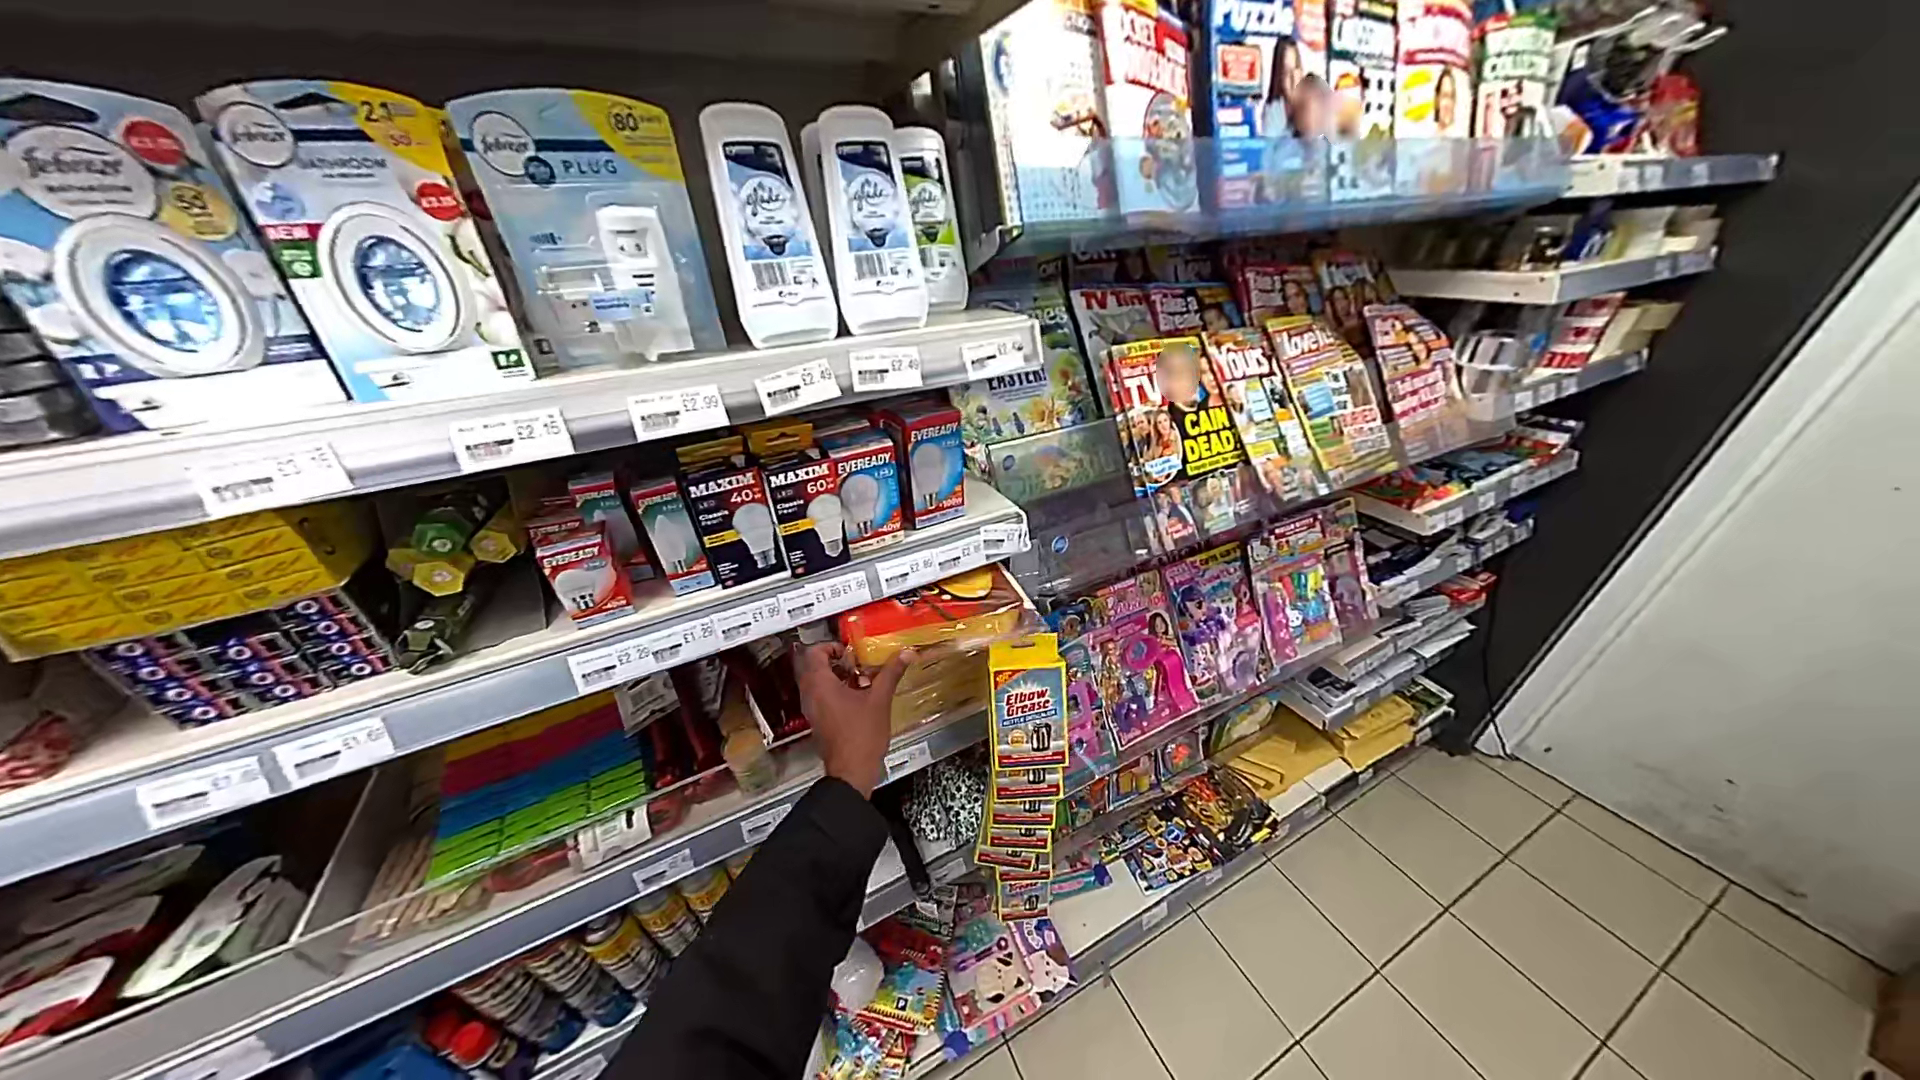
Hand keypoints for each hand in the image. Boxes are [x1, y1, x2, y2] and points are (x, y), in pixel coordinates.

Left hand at [793, 642, 915, 797]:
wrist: (852, 772)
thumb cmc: (861, 737)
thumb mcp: (880, 699)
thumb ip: (891, 673)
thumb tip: (905, 654)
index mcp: (820, 685)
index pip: (814, 652)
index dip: (832, 646)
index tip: (850, 650)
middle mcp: (810, 695)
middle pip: (815, 666)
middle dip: (836, 661)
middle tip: (857, 661)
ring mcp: (812, 709)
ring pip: (818, 682)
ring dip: (837, 676)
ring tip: (861, 677)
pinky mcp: (818, 721)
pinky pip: (821, 697)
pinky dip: (836, 691)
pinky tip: (859, 696)